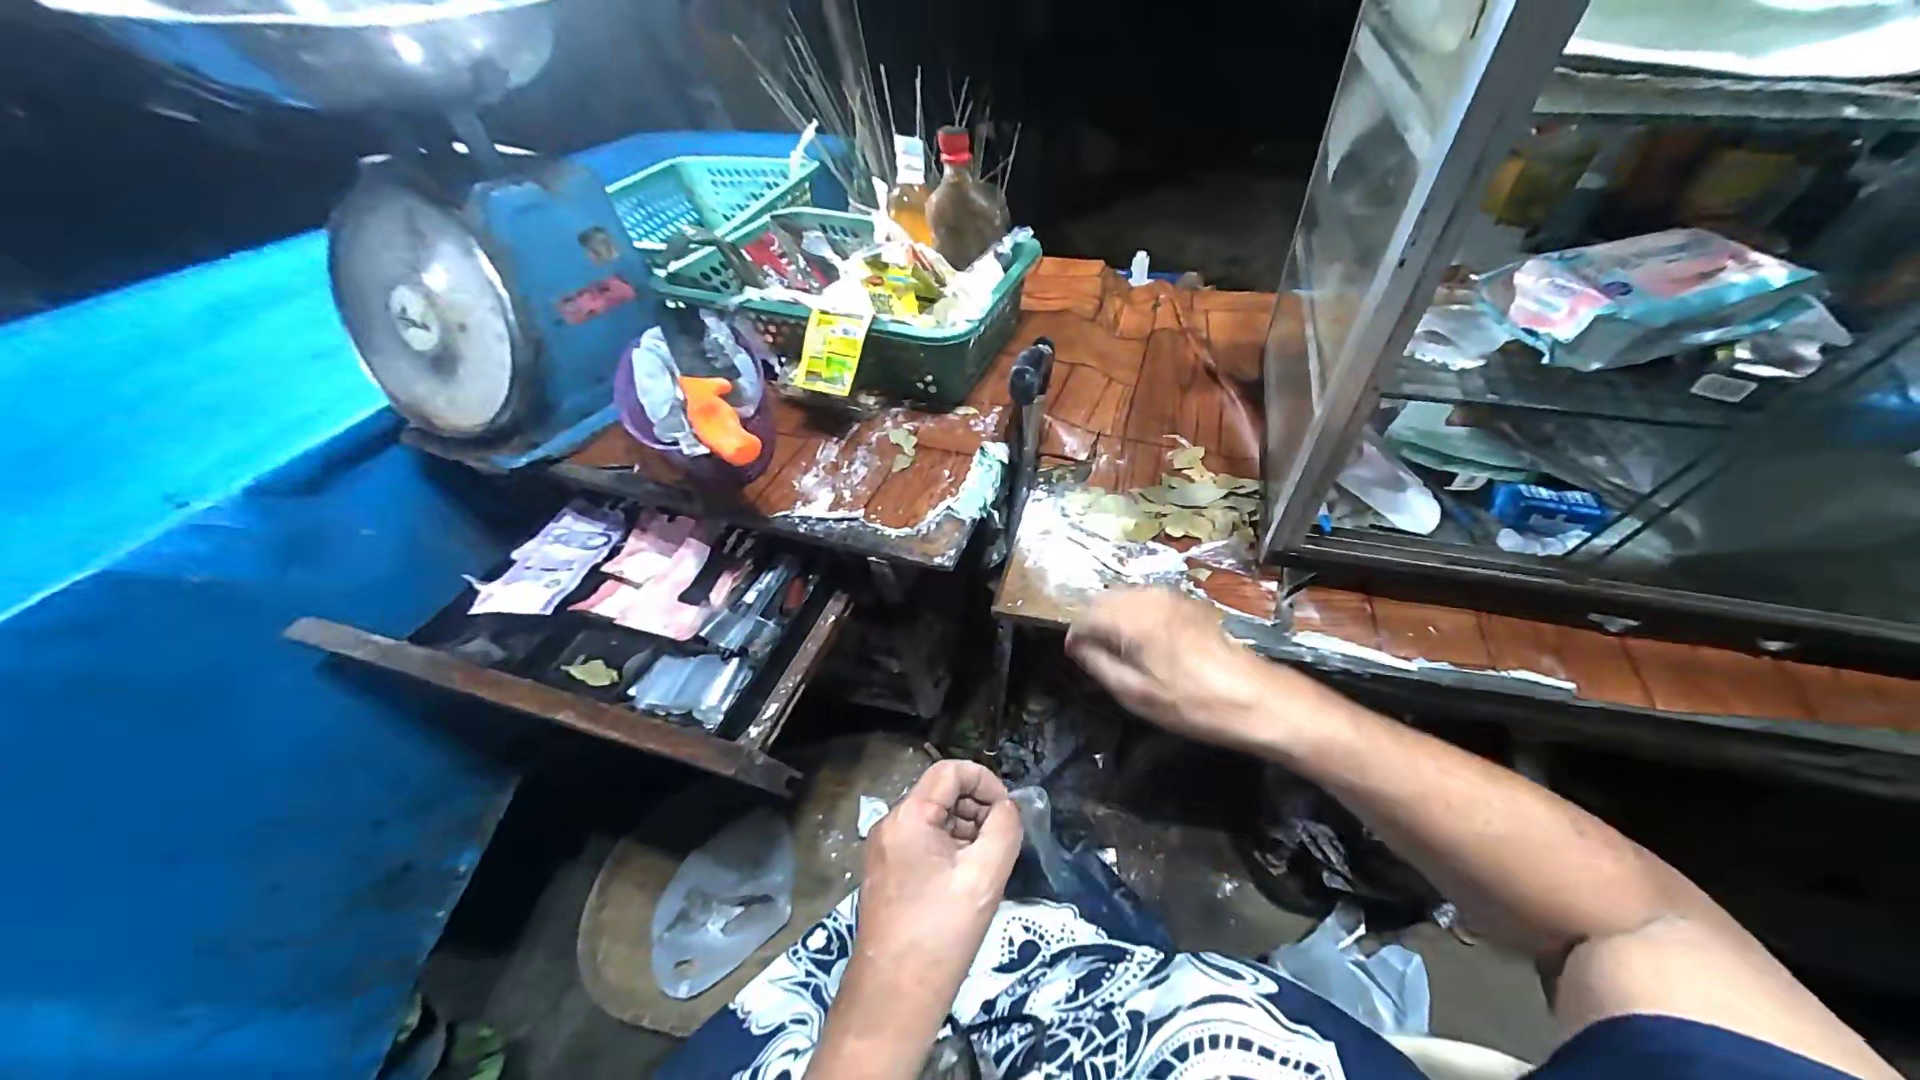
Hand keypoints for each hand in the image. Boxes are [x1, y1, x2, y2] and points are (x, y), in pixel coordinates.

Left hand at [825, 760, 1020, 1075]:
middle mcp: (891, 825)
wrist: (892, 998)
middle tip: (1001, 844)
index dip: (985, 781)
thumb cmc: (940, 934)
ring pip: (936, 820)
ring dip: (967, 831)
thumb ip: (1004, 829)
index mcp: (908, 817)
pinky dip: (951, 851)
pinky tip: (967, 882)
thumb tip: (1008, 808)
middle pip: (942, 794)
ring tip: (987, 868)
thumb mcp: (984, 876)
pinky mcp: (888, 873)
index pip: (950, 770)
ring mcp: (886, 850)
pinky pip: (925, 844)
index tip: (1008, 812)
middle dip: (978, 809)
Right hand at [1067, 586, 1311, 750]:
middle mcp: (1148, 596)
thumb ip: (1097, 663)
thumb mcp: (1135, 693)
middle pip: (1102, 599)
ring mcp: (1171, 595)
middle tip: (1095, 655)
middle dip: (1092, 623)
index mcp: (1131, 617)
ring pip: (1124, 596)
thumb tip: (1076, 646)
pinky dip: (1136, 614)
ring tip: (1121, 651)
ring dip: (1113, 617)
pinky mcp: (1188, 601)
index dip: (1075, 637)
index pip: (1084, 616)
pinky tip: (1147, 642)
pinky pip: (1146, 599)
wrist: (1256, 697)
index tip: (1076, 658)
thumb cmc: (1191, 703)